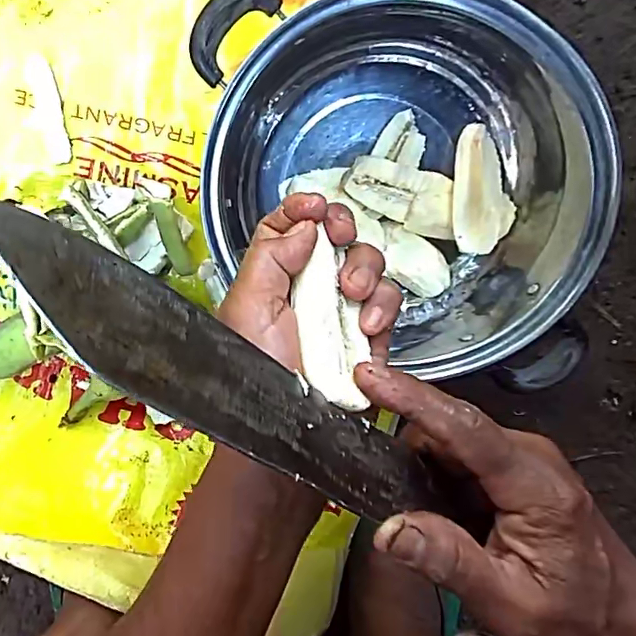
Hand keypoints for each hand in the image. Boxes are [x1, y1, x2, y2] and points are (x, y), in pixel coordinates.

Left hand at [215, 192, 402, 370]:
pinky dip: (383, 305)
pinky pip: (389, 302)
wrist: (288, 429)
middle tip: (338, 235)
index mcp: (271, 275)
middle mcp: (307, 286)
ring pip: (367, 263)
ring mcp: (341, 309)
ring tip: (350, 293)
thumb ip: (271, 257)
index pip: (288, 226)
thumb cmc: (254, 369)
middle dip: (341, 228)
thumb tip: (305, 223)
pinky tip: (366, 325)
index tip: (315, 206)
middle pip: (334, 235)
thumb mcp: (246, 306)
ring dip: (363, 268)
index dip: (302, 208)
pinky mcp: (370, 334)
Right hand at [354, 362, 635, 635]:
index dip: (413, 399)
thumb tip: (387, 530)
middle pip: (447, 427)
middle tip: (377, 482)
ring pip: (446, 437)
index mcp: (537, 486)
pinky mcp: (508, 460)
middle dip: (405, 446)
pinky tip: (437, 506)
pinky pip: (454, 448)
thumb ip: (447, 562)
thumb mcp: (509, 605)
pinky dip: (434, 470)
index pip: (466, 428)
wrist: (625, 618)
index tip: (368, 377)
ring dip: (420, 465)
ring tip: (422, 512)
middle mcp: (529, 454)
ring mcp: (519, 453)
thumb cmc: (575, 616)